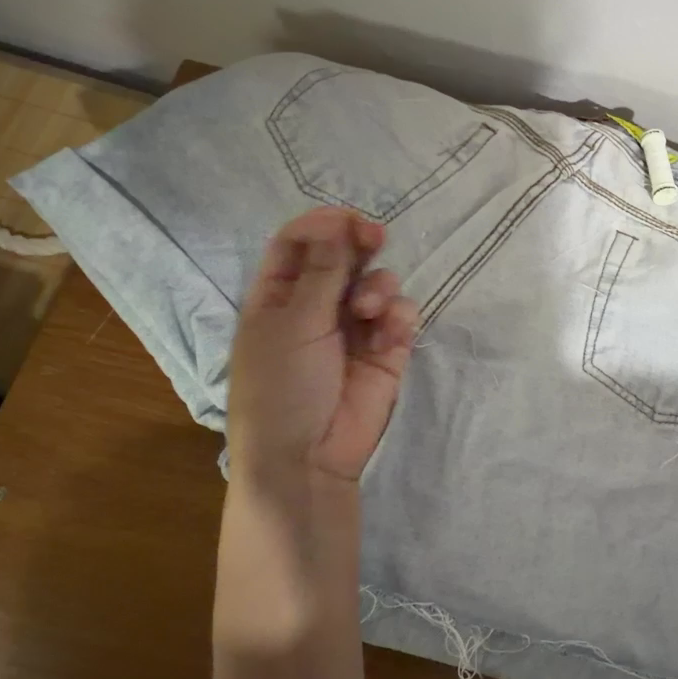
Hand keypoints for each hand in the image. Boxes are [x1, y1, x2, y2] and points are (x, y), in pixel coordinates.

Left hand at [228, 207, 420, 487]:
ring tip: (371, 310)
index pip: (299, 245)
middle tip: (375, 238)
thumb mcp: (294, 323)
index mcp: (277, 297)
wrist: (306, 458)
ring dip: (378, 287)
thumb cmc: (281, 387)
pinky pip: (399, 317)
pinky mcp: (385, 353)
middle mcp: (315, 308)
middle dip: (359, 245)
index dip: (323, 226)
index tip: (349, 220)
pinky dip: (399, 317)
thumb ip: (323, 270)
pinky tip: (391, 331)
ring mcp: (353, 330)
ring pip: (376, 284)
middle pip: (342, 258)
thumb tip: (335, 220)